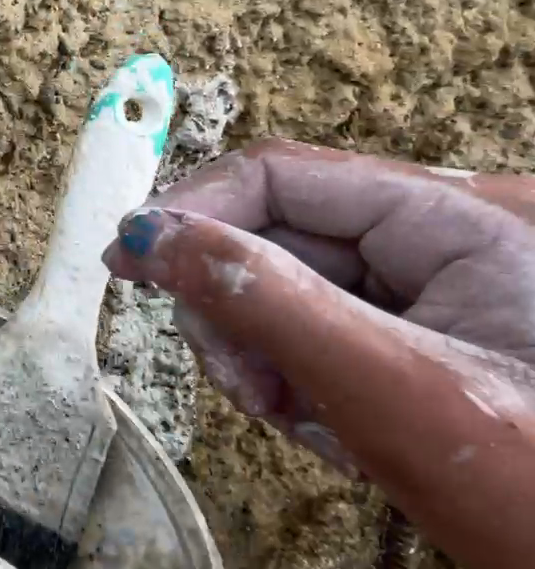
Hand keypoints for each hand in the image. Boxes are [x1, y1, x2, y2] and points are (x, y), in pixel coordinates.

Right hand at [102, 139, 534, 568]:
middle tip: (233, 379)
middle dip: (231, 306)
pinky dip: (284, 371)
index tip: (128, 262)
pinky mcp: (418, 333)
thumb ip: (262, 298)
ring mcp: (434, 288)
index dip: (191, 210)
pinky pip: (307, 325)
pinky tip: (314, 420)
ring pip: (277, 283)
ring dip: (251, 348)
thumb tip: (140, 234)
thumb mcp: (392, 392)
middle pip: (270, 234)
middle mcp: (448, 238)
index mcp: (468, 223)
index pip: (280, 175)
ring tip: (282, 413)